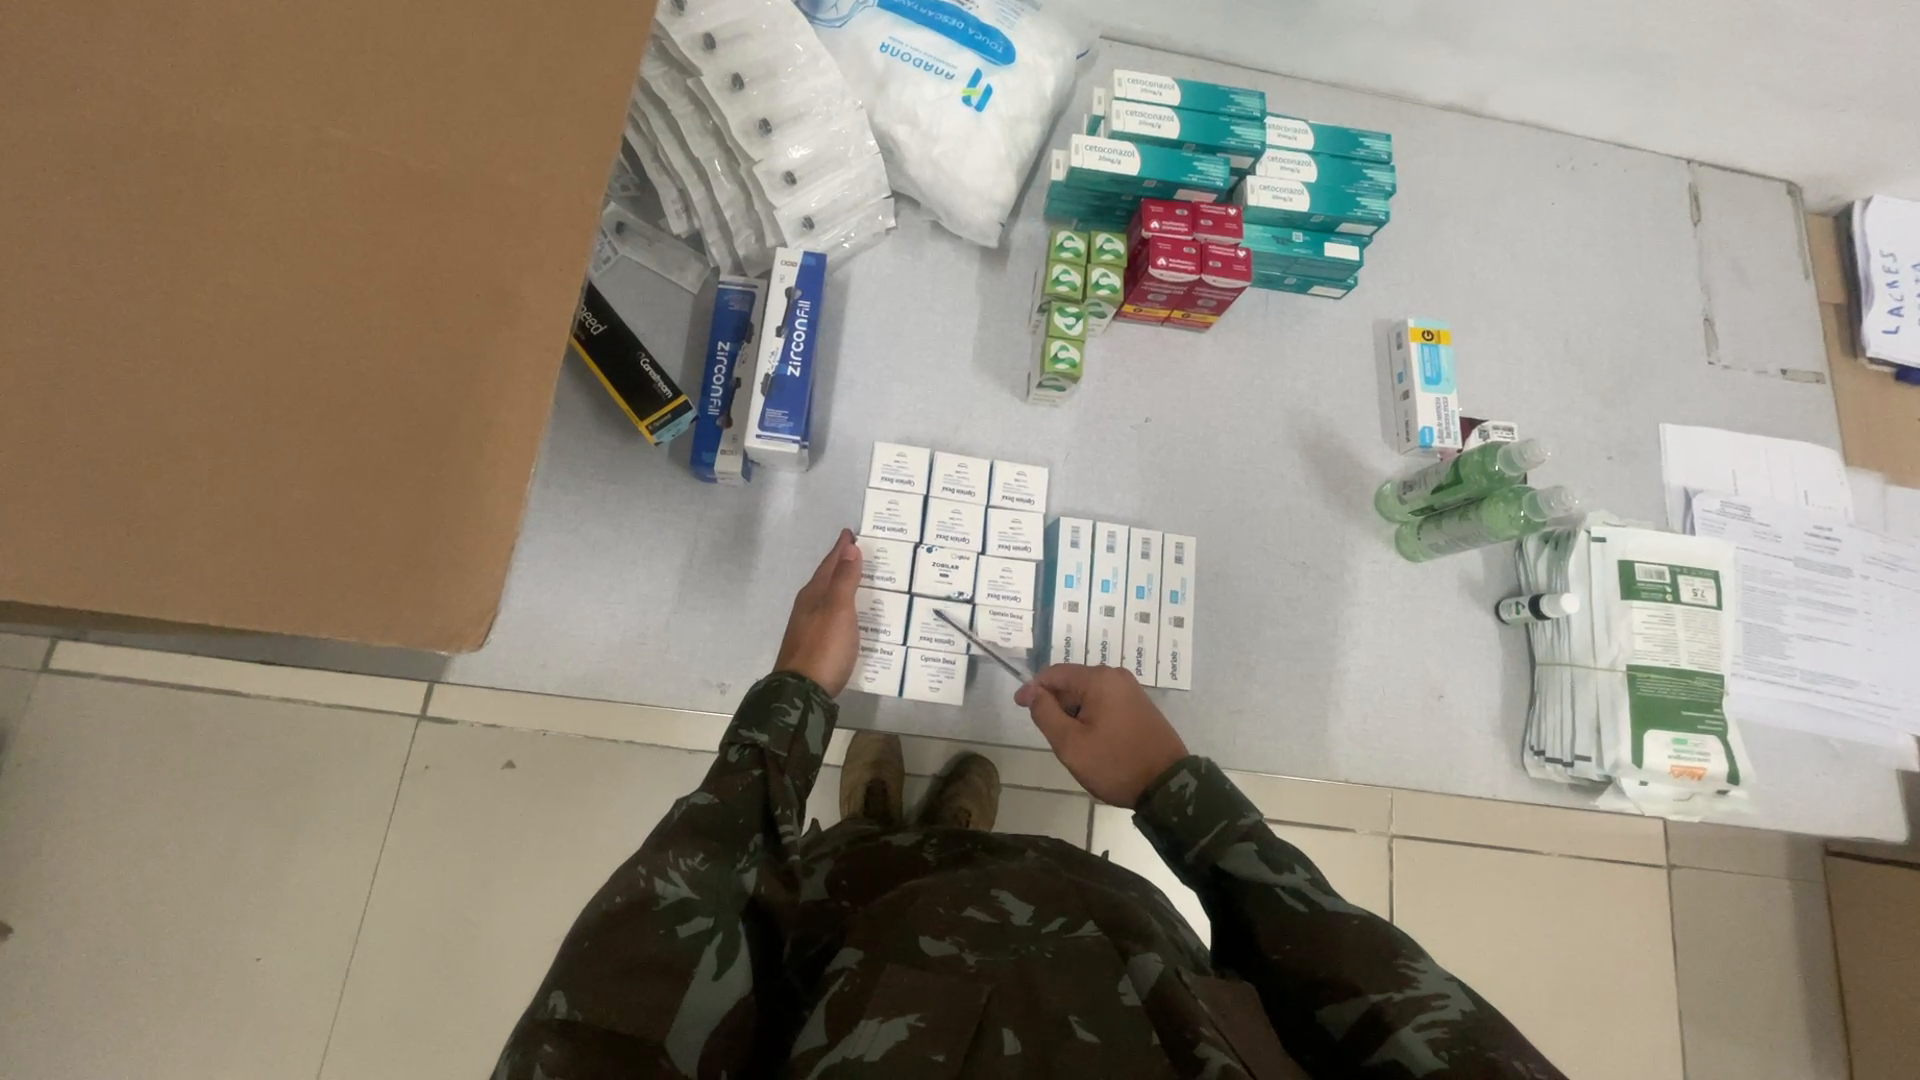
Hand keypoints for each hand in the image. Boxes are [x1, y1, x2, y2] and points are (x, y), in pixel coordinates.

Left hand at [773, 529, 864, 695]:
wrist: (802, 692)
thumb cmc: (823, 647)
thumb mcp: (838, 610)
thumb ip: (844, 580)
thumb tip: (849, 548)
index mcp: (813, 594)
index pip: (829, 564)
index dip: (841, 548)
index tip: (850, 532)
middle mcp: (808, 606)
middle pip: (826, 578)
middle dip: (841, 564)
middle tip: (857, 552)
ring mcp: (808, 626)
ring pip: (827, 596)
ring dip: (841, 585)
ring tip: (858, 578)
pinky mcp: (814, 644)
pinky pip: (830, 614)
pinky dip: (841, 606)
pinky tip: (849, 614)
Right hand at [1015, 664, 1188, 806]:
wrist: (1168, 786)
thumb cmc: (1115, 763)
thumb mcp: (1070, 743)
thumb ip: (1045, 713)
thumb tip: (1033, 691)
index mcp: (1099, 679)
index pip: (1054, 673)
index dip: (1033, 688)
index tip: (1020, 707)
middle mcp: (1116, 676)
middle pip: (1072, 682)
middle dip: (1056, 703)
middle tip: (1051, 735)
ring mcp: (1131, 690)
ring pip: (1088, 694)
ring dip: (1073, 712)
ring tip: (1072, 742)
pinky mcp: (1140, 706)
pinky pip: (1105, 702)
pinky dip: (1091, 716)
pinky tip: (1092, 740)